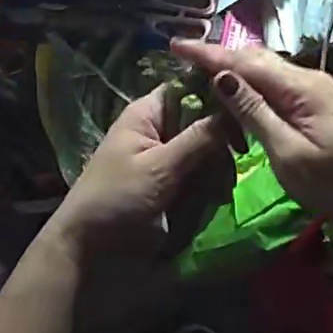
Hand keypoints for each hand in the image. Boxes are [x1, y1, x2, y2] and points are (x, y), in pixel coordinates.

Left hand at [46, 86, 226, 256]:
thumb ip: (198, 139)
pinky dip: (210, 184)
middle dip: (220, 142)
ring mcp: (165, 156)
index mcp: (147, 113)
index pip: (189, 87)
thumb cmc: (117, 197)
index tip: (242, 117)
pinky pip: (200, 173)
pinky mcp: (171, 180)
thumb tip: (233, 106)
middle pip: (203, 121)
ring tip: (222, 191)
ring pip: (206, 150)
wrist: (89, 245)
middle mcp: (158, 128)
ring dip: (218, 168)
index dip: (216, 97)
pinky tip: (218, 199)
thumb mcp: (159, 167)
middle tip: (235, 161)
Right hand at [172, 41, 332, 223]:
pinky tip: (234, 89)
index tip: (176, 46)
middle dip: (217, 54)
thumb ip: (253, 112)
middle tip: (181, 56)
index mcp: (300, 88)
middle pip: (254, 57)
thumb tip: (220, 76)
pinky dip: (248, 81)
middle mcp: (307, 78)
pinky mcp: (315, 101)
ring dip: (232, 66)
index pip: (245, 62)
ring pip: (264, 68)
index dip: (208, 53)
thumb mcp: (287, 152)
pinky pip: (274, 82)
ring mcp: (313, 88)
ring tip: (199, 69)